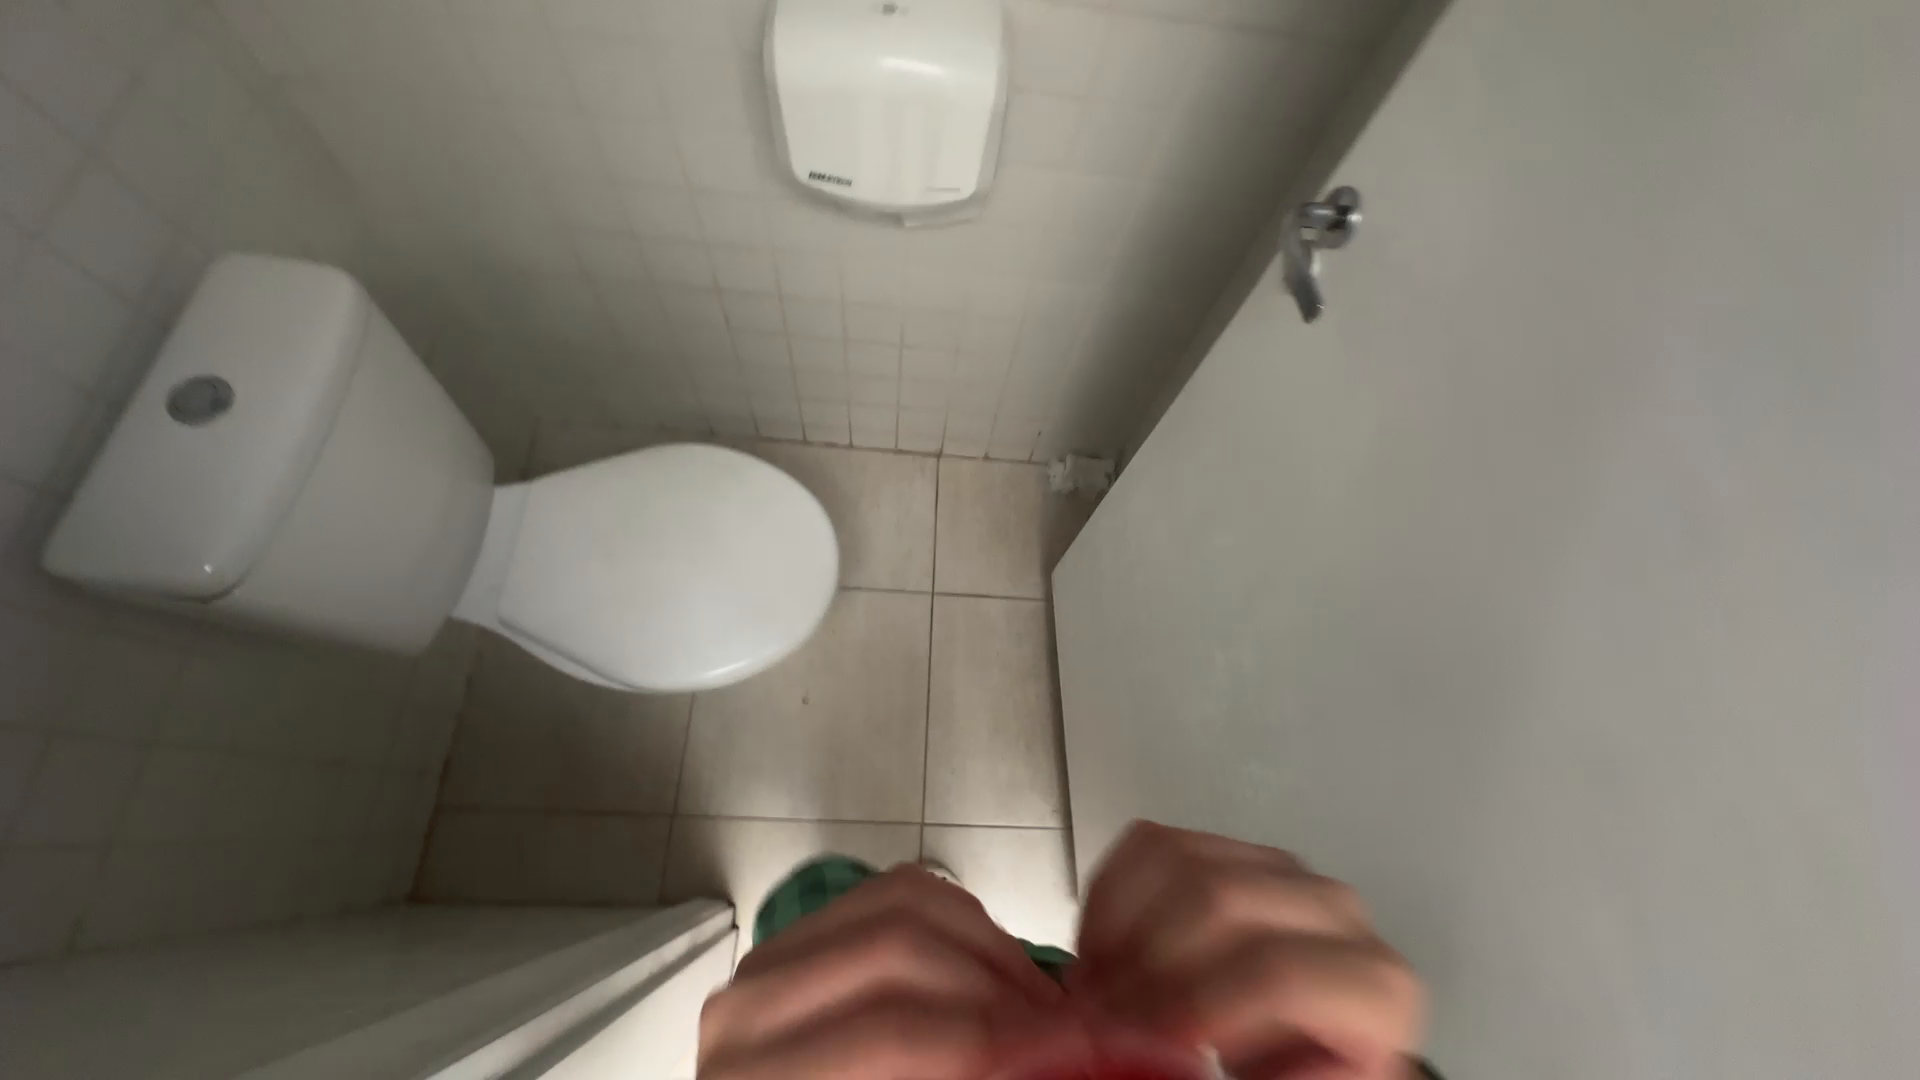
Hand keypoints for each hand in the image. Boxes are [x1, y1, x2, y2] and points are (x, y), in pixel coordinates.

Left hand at [698, 865, 1065, 1078]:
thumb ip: (960, 1076)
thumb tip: (1046, 1057)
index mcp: (763, 1074)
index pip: (896, 1033)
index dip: (993, 1035)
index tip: (1066, 1043)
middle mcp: (753, 1001)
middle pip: (900, 947)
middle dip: (997, 979)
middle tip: (1057, 1017)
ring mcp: (772, 952)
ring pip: (900, 898)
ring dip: (984, 937)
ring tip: (1030, 989)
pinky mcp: (801, 930)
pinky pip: (890, 891)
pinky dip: (954, 913)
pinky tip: (989, 955)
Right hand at [1073, 822, 1424, 1079]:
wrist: (1302, 1052)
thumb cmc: (1294, 1075)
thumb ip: (1227, 1077)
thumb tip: (1158, 1050)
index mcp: (1374, 987)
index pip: (1279, 975)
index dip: (1200, 1005)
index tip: (1144, 1041)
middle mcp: (1334, 911)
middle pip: (1220, 901)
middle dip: (1146, 962)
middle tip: (1100, 1016)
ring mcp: (1274, 867)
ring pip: (1180, 862)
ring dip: (1121, 925)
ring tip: (1096, 988)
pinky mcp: (1223, 846)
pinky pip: (1152, 844)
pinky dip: (1111, 893)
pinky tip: (1101, 948)